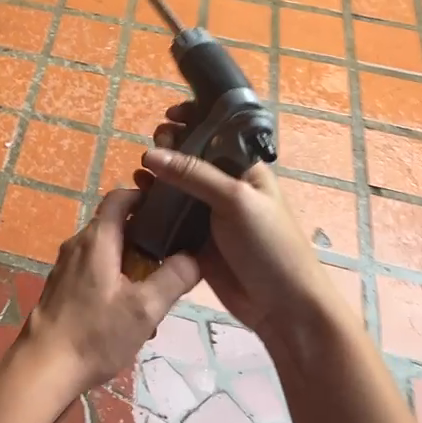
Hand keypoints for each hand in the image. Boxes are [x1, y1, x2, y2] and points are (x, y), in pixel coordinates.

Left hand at [17, 189, 200, 395]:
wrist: (45, 366)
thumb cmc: (95, 334)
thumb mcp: (144, 309)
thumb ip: (172, 279)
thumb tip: (195, 255)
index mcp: (96, 239)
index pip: (120, 198)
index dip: (145, 197)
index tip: (170, 208)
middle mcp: (78, 244)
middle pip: (115, 225)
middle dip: (145, 237)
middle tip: (173, 256)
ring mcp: (67, 265)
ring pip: (107, 251)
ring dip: (132, 263)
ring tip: (157, 290)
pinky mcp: (63, 286)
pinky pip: (95, 270)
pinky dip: (116, 278)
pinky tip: (131, 311)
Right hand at [138, 104, 328, 339]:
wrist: (282, 307)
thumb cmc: (270, 244)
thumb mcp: (235, 200)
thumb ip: (193, 174)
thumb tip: (150, 154)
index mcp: (244, 168)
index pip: (216, 131)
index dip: (194, 118)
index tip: (169, 116)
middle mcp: (225, 185)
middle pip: (191, 155)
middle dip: (170, 145)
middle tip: (154, 148)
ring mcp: (208, 212)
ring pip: (176, 184)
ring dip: (158, 174)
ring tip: (142, 172)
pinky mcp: (194, 238)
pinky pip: (168, 214)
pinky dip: (152, 203)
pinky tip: (139, 196)